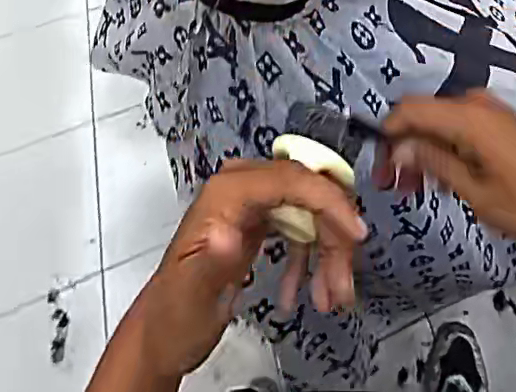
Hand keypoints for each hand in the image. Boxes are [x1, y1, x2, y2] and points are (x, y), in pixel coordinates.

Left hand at [122, 160, 367, 381]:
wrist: (160, 336)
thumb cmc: (172, 318)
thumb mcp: (192, 296)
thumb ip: (212, 263)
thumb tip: (228, 235)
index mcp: (228, 191)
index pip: (294, 179)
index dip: (331, 202)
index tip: (355, 233)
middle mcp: (244, 184)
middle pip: (310, 194)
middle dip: (333, 238)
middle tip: (343, 283)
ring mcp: (254, 198)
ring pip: (312, 210)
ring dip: (328, 251)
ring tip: (332, 294)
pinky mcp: (262, 214)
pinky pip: (302, 224)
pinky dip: (312, 256)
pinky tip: (306, 290)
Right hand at [378, 91, 515, 249]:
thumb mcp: (474, 192)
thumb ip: (434, 163)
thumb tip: (399, 149)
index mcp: (468, 117)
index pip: (410, 109)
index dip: (387, 135)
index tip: (379, 167)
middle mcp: (477, 105)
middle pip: (423, 115)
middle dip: (403, 148)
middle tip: (394, 186)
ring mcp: (490, 111)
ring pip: (439, 122)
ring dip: (422, 151)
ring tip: (417, 190)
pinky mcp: (499, 122)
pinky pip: (459, 127)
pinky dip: (444, 148)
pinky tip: (444, 179)